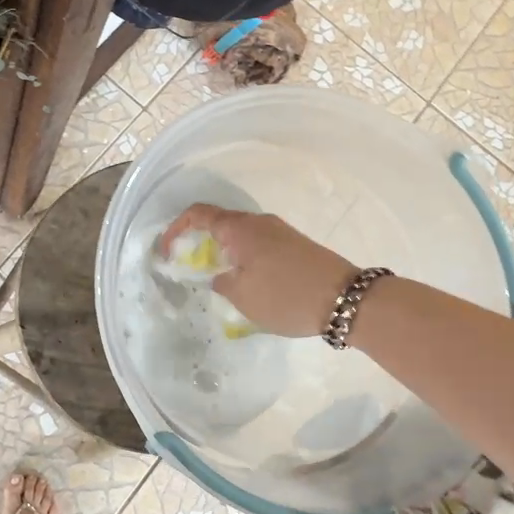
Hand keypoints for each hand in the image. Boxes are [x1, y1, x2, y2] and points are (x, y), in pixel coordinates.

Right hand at [160, 204, 356, 337]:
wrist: (346, 299)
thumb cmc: (286, 296)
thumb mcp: (242, 297)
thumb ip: (220, 282)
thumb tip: (217, 275)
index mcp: (240, 228)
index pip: (198, 214)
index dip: (176, 228)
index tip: (167, 251)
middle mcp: (258, 222)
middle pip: (220, 222)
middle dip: (200, 241)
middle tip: (190, 267)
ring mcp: (280, 231)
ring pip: (241, 234)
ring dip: (224, 251)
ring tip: (219, 278)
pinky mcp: (295, 245)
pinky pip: (259, 244)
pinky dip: (244, 256)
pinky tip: (248, 281)